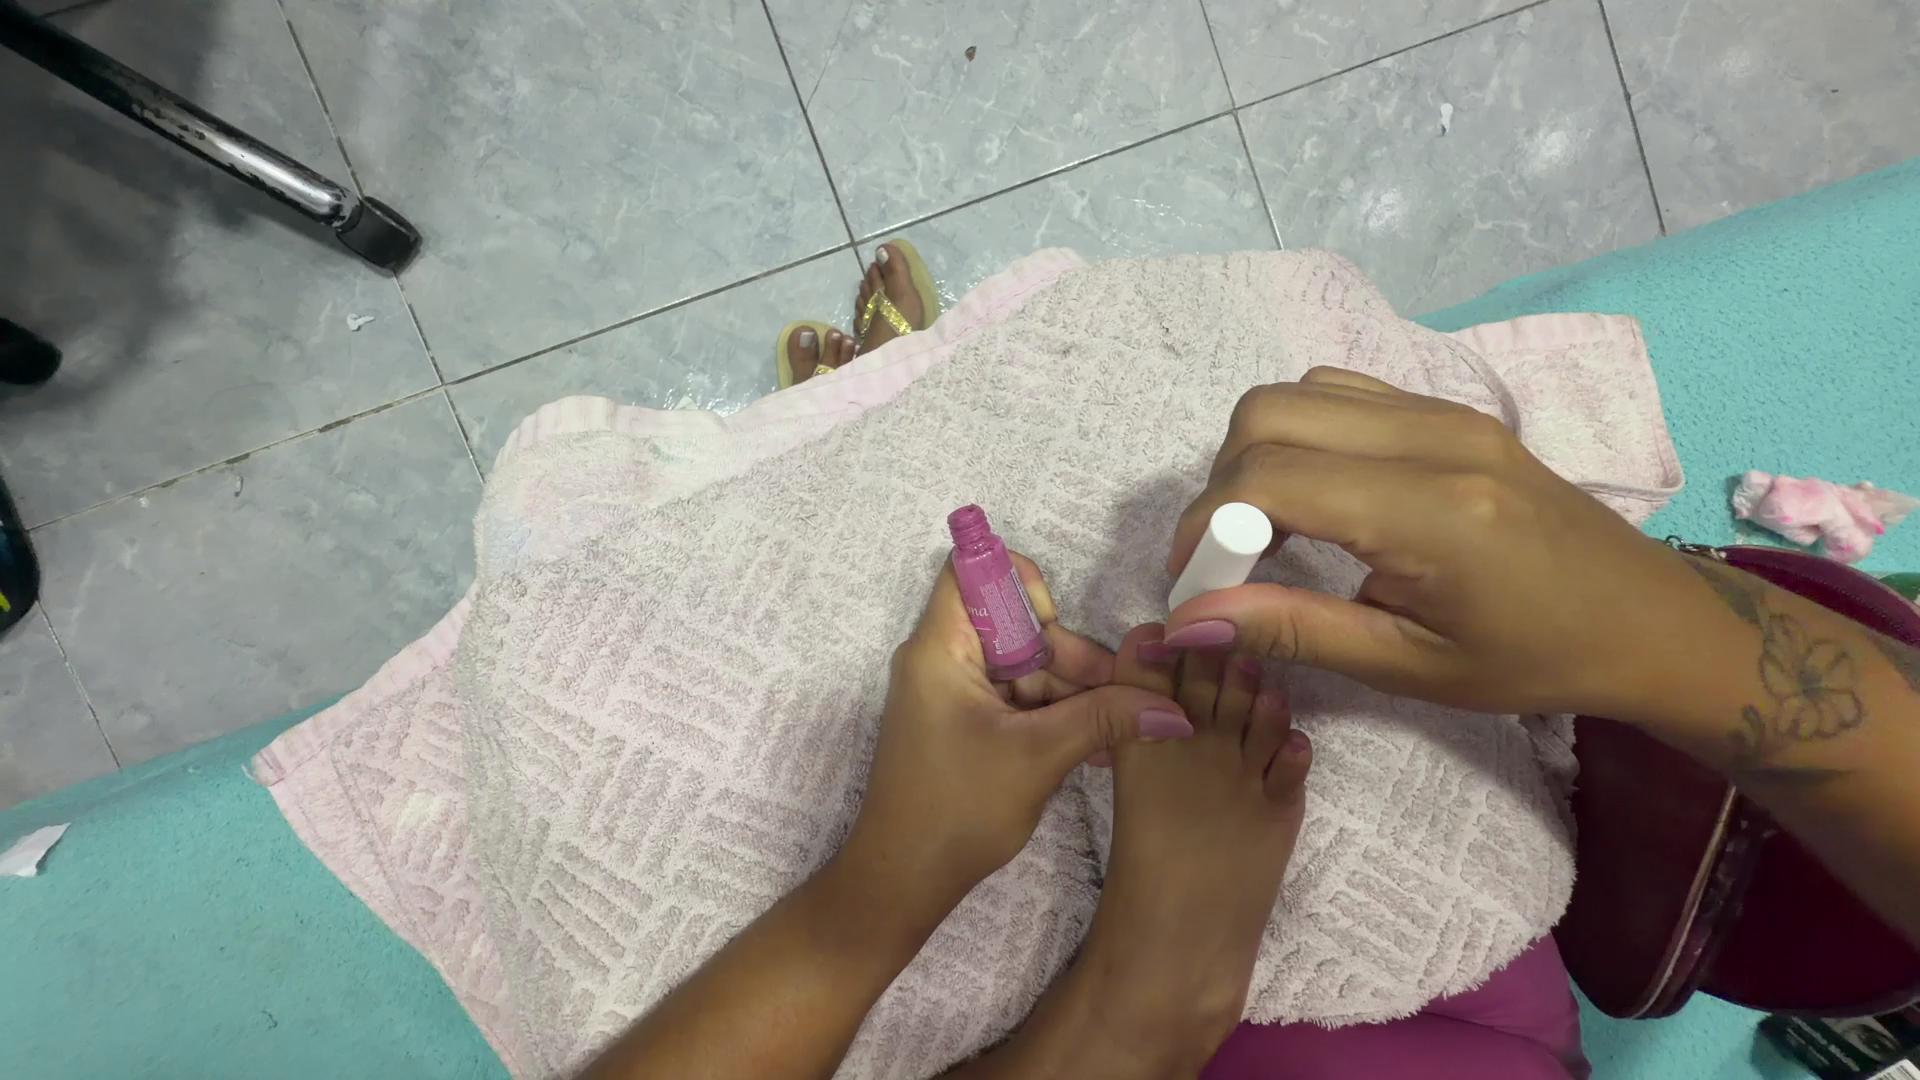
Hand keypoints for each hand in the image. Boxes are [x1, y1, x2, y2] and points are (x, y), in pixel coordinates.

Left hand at [848, 554, 1192, 898]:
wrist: (905, 881)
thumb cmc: (956, 809)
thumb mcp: (1037, 757)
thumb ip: (1103, 720)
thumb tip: (1170, 709)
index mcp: (940, 648)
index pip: (970, 572)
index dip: (1017, 580)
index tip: (1057, 623)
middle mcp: (942, 658)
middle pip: (1015, 625)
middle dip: (1070, 658)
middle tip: (1122, 699)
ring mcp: (954, 691)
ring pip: (1024, 665)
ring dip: (1072, 694)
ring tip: (1120, 733)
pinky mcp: (966, 720)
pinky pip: (1017, 698)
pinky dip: (1054, 715)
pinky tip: (1096, 746)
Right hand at [1164, 366, 1727, 719]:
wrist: (1648, 617)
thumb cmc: (1531, 658)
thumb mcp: (1405, 665)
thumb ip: (1288, 631)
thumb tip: (1185, 623)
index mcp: (1431, 511)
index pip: (1269, 479)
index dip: (1204, 525)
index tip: (1192, 578)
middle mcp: (1433, 438)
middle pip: (1265, 416)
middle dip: (1219, 489)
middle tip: (1228, 554)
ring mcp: (1442, 412)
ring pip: (1291, 395)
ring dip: (1251, 457)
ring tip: (1266, 527)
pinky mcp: (1443, 408)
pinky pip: (1332, 393)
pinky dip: (1292, 436)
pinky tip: (1309, 493)